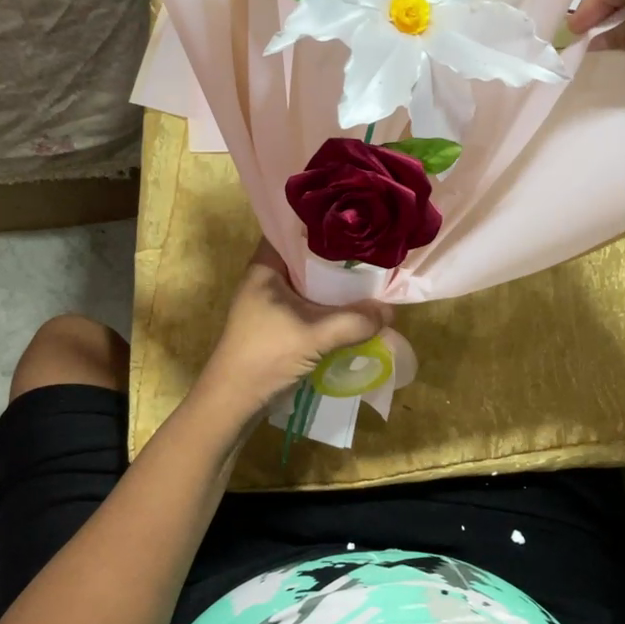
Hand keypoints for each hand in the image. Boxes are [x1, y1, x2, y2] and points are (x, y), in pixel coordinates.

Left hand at [195, 242, 392, 416]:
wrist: (234, 401)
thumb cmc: (265, 355)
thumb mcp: (314, 335)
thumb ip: (354, 322)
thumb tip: (390, 312)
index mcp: (265, 266)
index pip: (294, 229)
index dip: (323, 223)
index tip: (356, 223)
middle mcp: (267, 278)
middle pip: (307, 258)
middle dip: (338, 258)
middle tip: (373, 251)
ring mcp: (271, 303)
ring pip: (310, 285)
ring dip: (335, 286)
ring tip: (370, 278)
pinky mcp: (278, 325)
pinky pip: (310, 306)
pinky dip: (329, 308)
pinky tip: (354, 311)